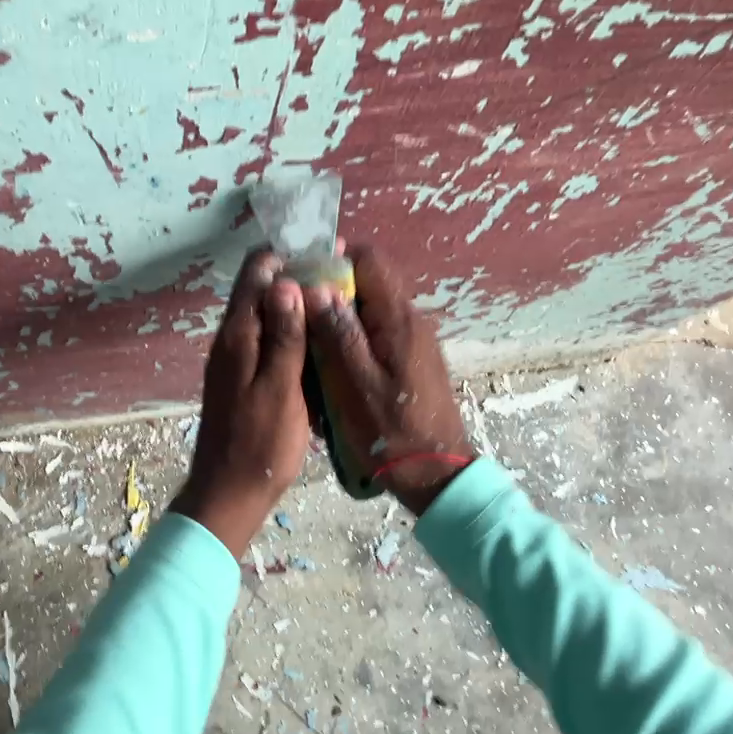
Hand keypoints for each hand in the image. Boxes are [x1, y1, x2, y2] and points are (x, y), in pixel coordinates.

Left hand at [169, 249, 311, 556]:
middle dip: (292, 278)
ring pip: (262, 315)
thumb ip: (283, 335)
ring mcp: (233, 358)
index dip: (284, 256)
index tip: (321, 253)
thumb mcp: (280, 387)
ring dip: (292, 306)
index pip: (254, 274)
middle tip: (336, 280)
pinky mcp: (240, 376)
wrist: (229, 493)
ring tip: (332, 305)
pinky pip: (264, 340)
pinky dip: (287, 333)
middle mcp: (230, 338)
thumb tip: (285, 281)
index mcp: (238, 335)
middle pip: (258, 290)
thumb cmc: (261, 443)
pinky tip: (313, 343)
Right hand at [301, 244, 475, 514]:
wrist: (436, 475)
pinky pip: (376, 330)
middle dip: (330, 288)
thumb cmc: (392, 431)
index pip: (369, 259)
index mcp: (398, 319)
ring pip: (369, 306)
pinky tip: (330, 360)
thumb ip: (337, 332)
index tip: (301, 276)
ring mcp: (412, 339)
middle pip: (367, 280)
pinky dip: (351, 335)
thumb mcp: (355, 383)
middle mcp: (410, 319)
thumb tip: (317, 285)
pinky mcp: (410, 358)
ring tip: (307, 336)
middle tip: (296, 309)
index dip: (333, 258)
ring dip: (338, 315)